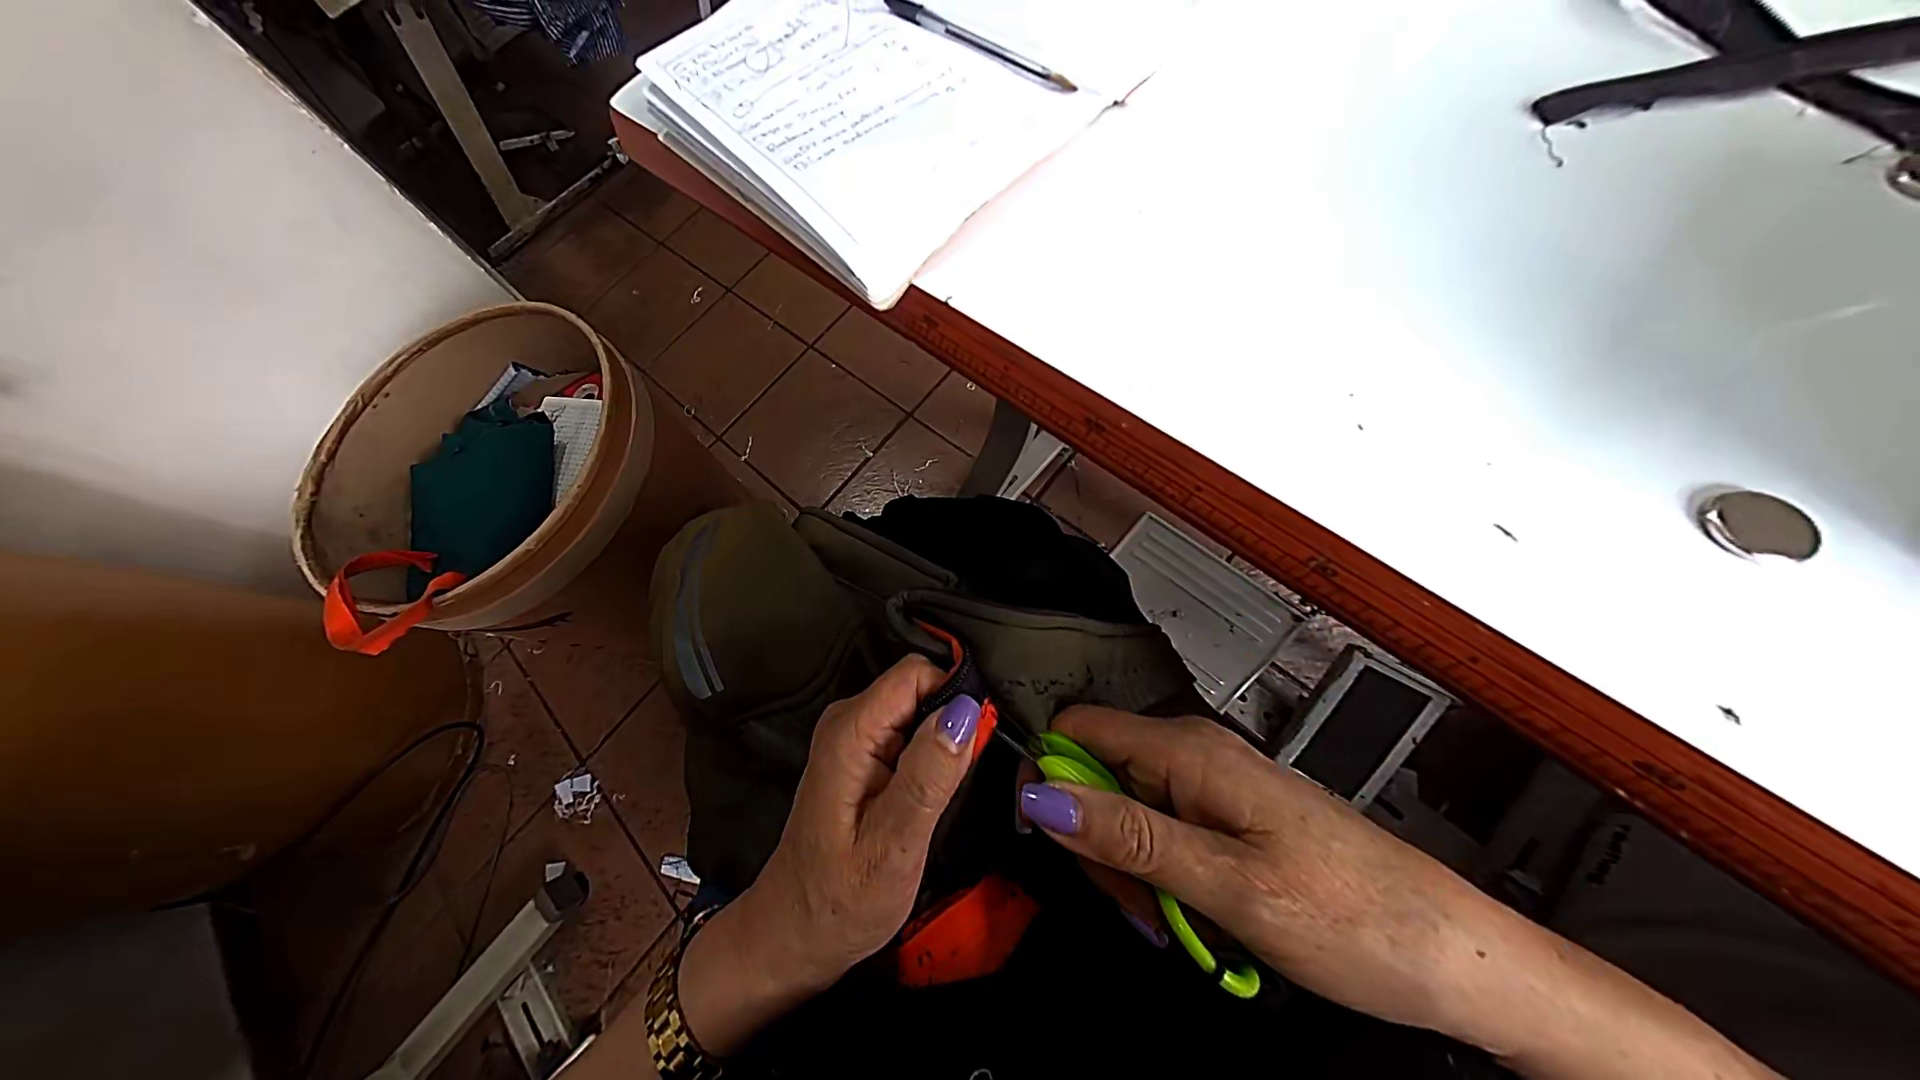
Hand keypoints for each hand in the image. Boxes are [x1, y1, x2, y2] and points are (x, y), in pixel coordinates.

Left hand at [678, 656, 980, 1054]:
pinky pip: (912, 732)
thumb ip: (929, 777)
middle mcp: (848, 722)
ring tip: (944, 794)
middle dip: (953, 722)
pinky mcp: (864, 755)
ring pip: (920, 709)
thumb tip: (964, 713)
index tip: (976, 741)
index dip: (954, 698)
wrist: (794, 933)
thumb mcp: (893, 846)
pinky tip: (930, 796)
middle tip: (958, 780)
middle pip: (920, 687)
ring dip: (946, 742)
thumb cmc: (838, 902)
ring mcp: (855, 738)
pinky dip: (933, 756)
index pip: (916, 673)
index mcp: (850, 733)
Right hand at [1020, 707, 1776, 1079]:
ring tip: (1171, 921)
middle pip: (1096, 773)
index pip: (1076, 729)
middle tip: (1133, 905)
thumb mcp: (1225, 884)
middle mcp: (1195, 752)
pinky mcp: (1228, 812)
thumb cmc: (1352, 917)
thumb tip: (1043, 797)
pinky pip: (1163, 829)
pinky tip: (1190, 912)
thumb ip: (1126, 836)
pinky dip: (1160, 873)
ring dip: (1129, 866)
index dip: (1046, 776)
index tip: (1043, 839)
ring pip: (1126, 809)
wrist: (1454, 951)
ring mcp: (1213, 782)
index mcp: (1187, 751)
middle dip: (1095, 840)